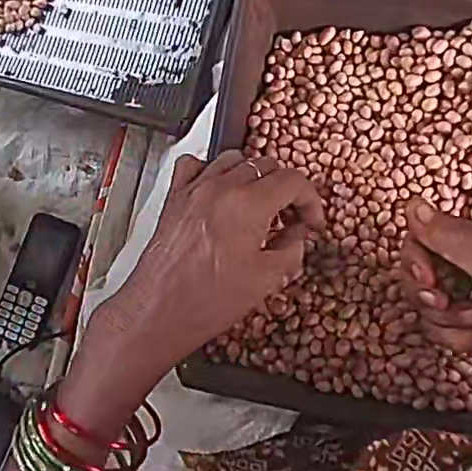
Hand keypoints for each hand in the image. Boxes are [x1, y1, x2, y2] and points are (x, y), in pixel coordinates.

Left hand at [89, 150, 323, 380]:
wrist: (159, 311)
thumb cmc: (205, 300)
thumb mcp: (266, 280)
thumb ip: (291, 249)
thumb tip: (297, 236)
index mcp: (248, 204)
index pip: (293, 181)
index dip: (311, 200)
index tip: (312, 220)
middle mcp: (220, 188)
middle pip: (267, 165)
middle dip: (286, 190)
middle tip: (291, 218)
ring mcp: (194, 190)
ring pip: (234, 159)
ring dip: (254, 177)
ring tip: (260, 204)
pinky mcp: (174, 199)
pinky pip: (196, 166)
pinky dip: (213, 171)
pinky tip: (220, 191)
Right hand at [396, 199, 471, 388]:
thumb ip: (451, 237)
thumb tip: (414, 206)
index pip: (421, 236)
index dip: (415, 258)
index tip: (428, 278)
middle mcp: (467, 266)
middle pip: (416, 273)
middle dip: (429, 295)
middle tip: (446, 303)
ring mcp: (465, 298)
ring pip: (425, 307)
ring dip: (451, 321)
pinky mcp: (465, 327)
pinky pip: (437, 331)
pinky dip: (460, 340)